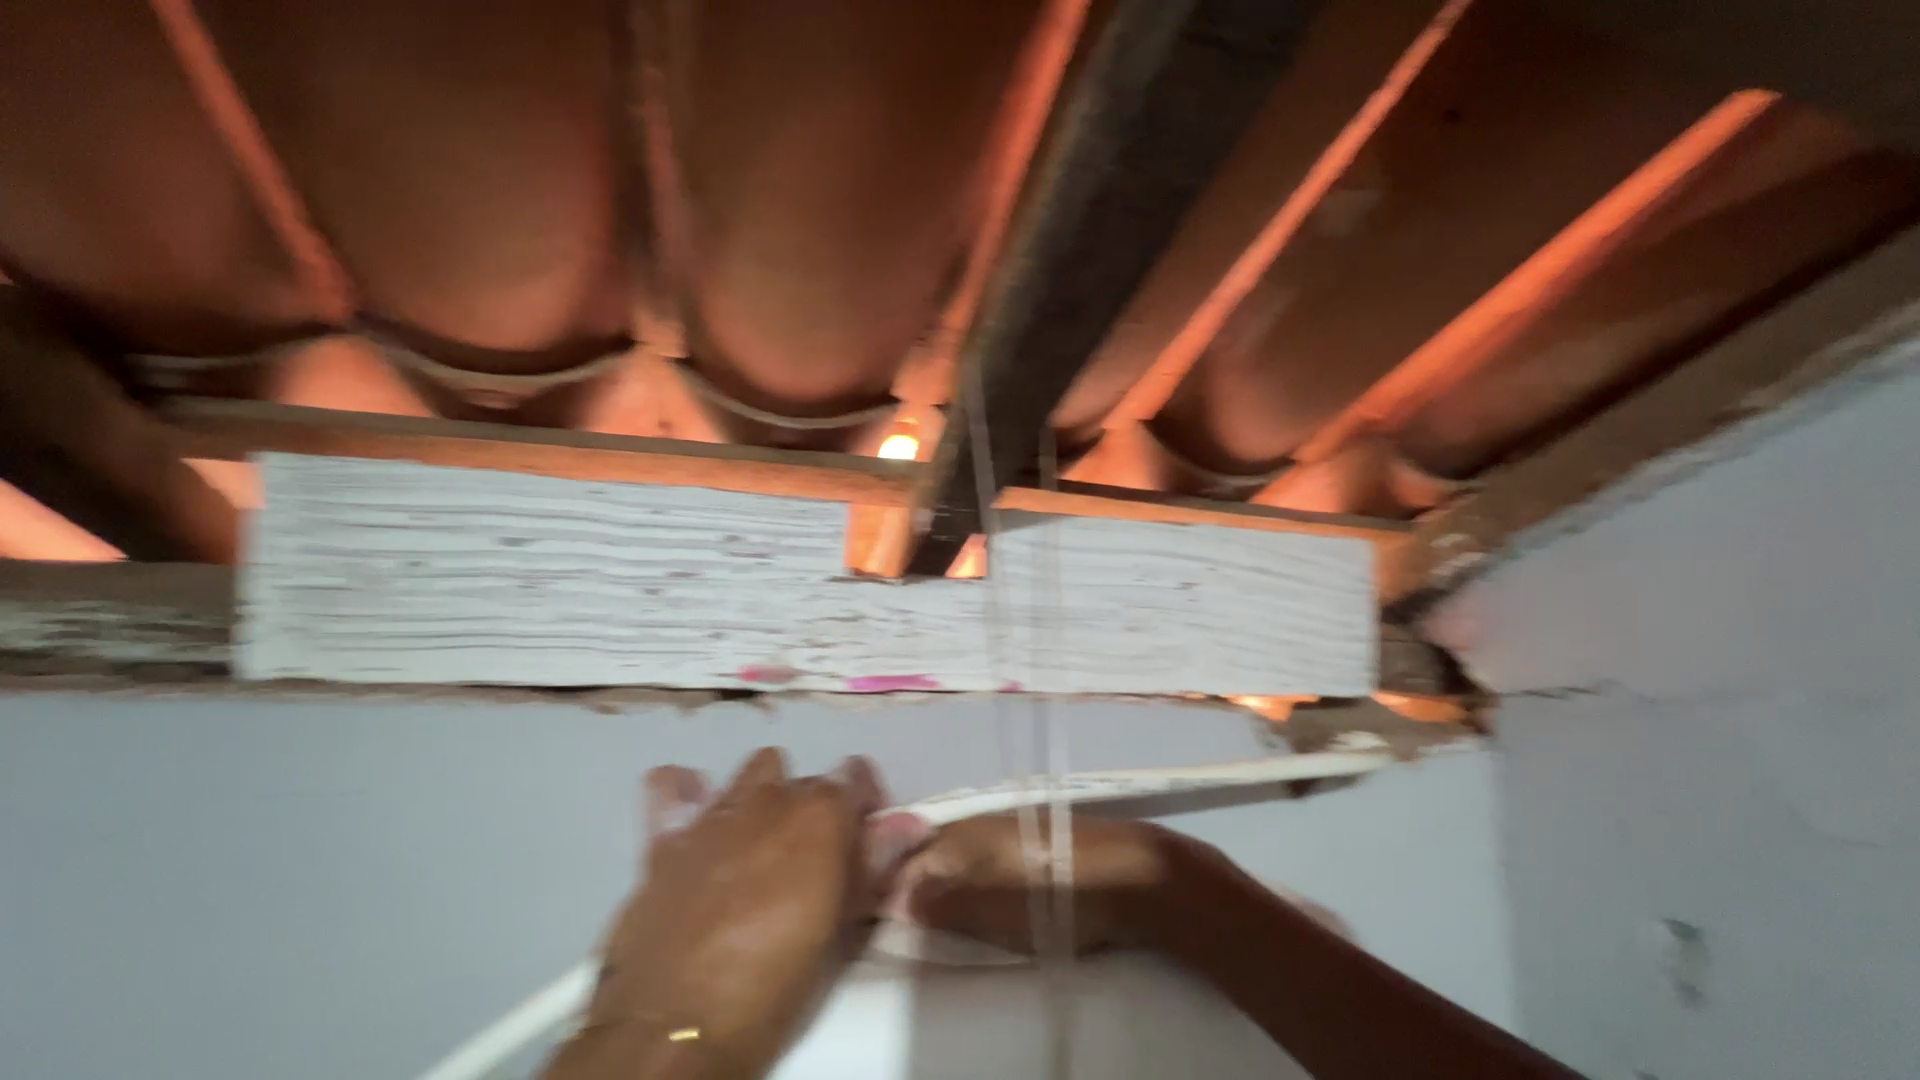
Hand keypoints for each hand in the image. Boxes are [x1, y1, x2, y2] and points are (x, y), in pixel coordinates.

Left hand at [573, 748, 907, 1076]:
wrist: (675, 1026)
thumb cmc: (774, 984)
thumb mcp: (841, 931)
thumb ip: (874, 866)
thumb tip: (910, 824)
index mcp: (820, 815)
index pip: (857, 774)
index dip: (868, 805)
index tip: (866, 844)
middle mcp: (770, 798)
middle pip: (807, 782)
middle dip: (817, 814)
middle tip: (813, 867)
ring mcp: (714, 812)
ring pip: (755, 771)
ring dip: (765, 797)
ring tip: (760, 846)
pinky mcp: (665, 836)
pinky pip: (672, 785)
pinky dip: (688, 796)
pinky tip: (698, 830)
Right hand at [893, 813, 1186, 956]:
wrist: (1135, 877)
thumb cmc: (1056, 895)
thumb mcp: (992, 911)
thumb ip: (942, 905)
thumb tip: (899, 901)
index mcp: (961, 832)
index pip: (909, 857)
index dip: (895, 888)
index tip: (891, 921)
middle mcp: (978, 820)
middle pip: (934, 852)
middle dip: (922, 885)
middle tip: (922, 924)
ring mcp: (1010, 825)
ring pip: (963, 854)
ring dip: (953, 883)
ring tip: (955, 917)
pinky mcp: (1036, 836)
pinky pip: (991, 857)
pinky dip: (983, 879)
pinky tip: (991, 900)